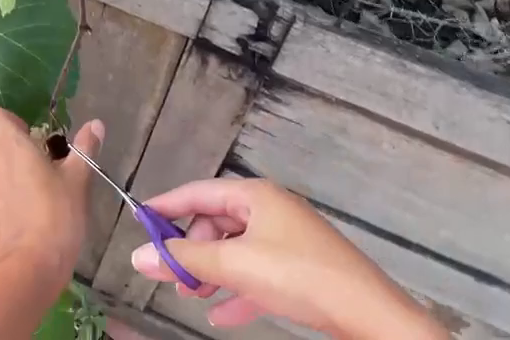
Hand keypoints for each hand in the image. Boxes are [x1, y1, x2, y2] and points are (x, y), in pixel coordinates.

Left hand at [0, 109, 103, 276]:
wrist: (29, 268)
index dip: (9, 122)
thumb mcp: (78, 180)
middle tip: (21, 161)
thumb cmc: (57, 216)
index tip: (28, 138)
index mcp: (10, 143)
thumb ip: (84, 148)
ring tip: (11, 189)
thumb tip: (96, 123)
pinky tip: (1, 217)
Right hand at [130, 178, 444, 339]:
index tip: (139, 220)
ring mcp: (288, 240)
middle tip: (172, 275)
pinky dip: (236, 290)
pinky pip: (257, 274)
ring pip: (236, 249)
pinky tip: (220, 316)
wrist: (372, 317)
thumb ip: (185, 260)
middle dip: (192, 249)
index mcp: (255, 195)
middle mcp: (270, 210)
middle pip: (216, 221)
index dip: (167, 206)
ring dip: (211, 272)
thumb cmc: (300, 276)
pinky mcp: (301, 270)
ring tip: (192, 295)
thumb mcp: (236, 266)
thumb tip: (137, 256)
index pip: (198, 191)